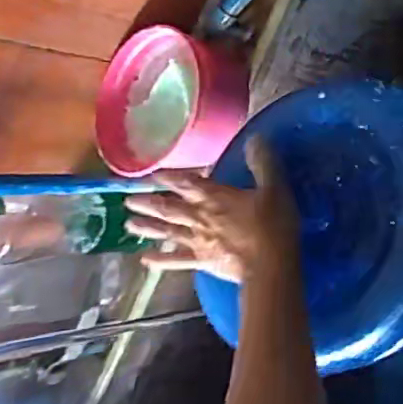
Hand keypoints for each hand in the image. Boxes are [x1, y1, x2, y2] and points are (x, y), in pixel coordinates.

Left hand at [124, 136, 299, 281]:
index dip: (168, 176)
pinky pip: (175, 261)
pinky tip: (144, 260)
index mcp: (215, 197)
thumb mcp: (274, 188)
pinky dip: (159, 260)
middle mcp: (199, 217)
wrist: (269, 266)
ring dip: (147, 226)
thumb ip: (263, 162)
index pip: (186, 183)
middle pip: (168, 207)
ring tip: (128, 223)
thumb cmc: (273, 224)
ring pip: (167, 231)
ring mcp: (197, 241)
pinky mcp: (201, 262)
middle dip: (148, 201)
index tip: (152, 173)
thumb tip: (254, 137)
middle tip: (128, 198)